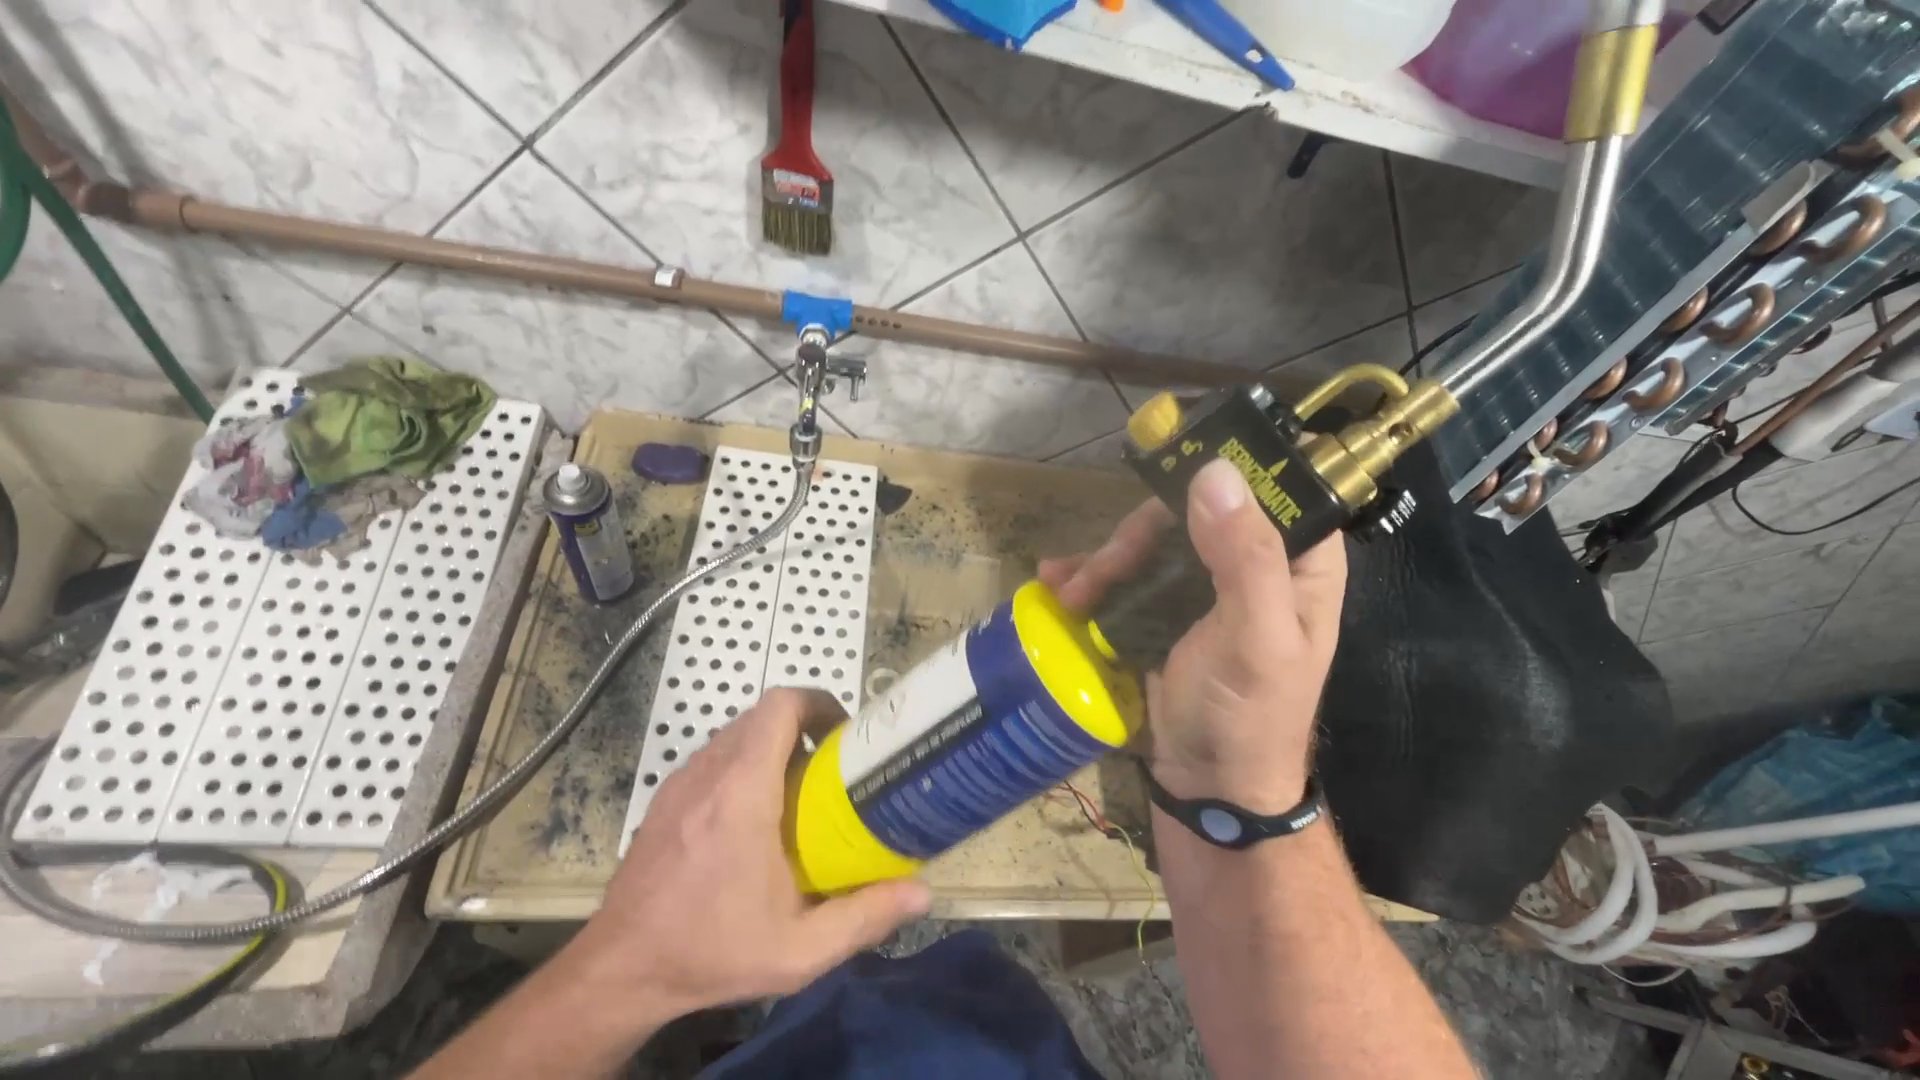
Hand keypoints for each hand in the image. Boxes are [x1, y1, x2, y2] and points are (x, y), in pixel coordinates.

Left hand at [560, 688, 930, 1027]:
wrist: (621, 968)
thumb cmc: (712, 951)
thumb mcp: (799, 950)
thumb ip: (864, 918)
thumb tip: (922, 895)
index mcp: (743, 792)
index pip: (780, 706)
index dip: (819, 703)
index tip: (845, 736)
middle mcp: (709, 772)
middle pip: (763, 716)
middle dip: (804, 728)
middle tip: (834, 770)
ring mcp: (681, 782)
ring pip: (736, 734)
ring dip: (773, 746)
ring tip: (800, 793)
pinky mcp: (666, 798)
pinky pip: (714, 758)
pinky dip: (743, 765)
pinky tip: (756, 819)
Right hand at [1039, 459, 1346, 811]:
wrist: (1205, 786)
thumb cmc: (1246, 716)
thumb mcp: (1256, 639)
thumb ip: (1245, 557)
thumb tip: (1215, 469)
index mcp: (1298, 562)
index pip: (1274, 486)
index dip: (1226, 467)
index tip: (1170, 460)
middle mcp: (1254, 562)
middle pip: (1194, 509)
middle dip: (1140, 533)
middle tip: (1106, 567)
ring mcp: (1203, 586)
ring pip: (1152, 539)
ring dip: (1107, 559)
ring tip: (1072, 594)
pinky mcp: (1164, 609)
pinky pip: (1128, 575)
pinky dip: (1093, 577)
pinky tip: (1059, 587)